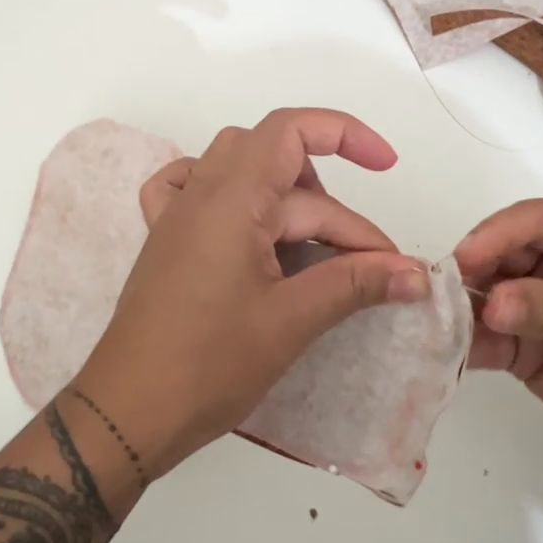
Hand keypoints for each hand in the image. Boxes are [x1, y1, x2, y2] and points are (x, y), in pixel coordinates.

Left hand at [72, 108, 429, 479]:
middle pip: (280, 170)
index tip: (387, 167)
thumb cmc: (209, 364)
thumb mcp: (291, 321)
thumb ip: (355, 285)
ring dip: (290, 204)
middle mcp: (200, 193)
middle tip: (368, 269)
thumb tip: (414, 274)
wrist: (129, 410)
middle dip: (332, 213)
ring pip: (244, 177)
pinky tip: (250, 226)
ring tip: (319, 253)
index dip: (345, 134)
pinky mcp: (166, 242)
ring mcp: (177, 216)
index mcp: (230, 198)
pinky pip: (196, 192)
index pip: (290, 131)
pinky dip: (232, 197)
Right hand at [455, 199, 542, 475]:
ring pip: (486, 295)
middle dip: (471, 270)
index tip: (466, 259)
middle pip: (501, 253)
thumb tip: (490, 303)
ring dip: (459, 307)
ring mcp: (539, 310)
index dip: (498, 233)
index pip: (536, 221)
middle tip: (438, 295)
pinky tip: (441, 350)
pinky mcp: (525, 350)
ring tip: (430, 322)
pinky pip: (486, 339)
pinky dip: (464, 344)